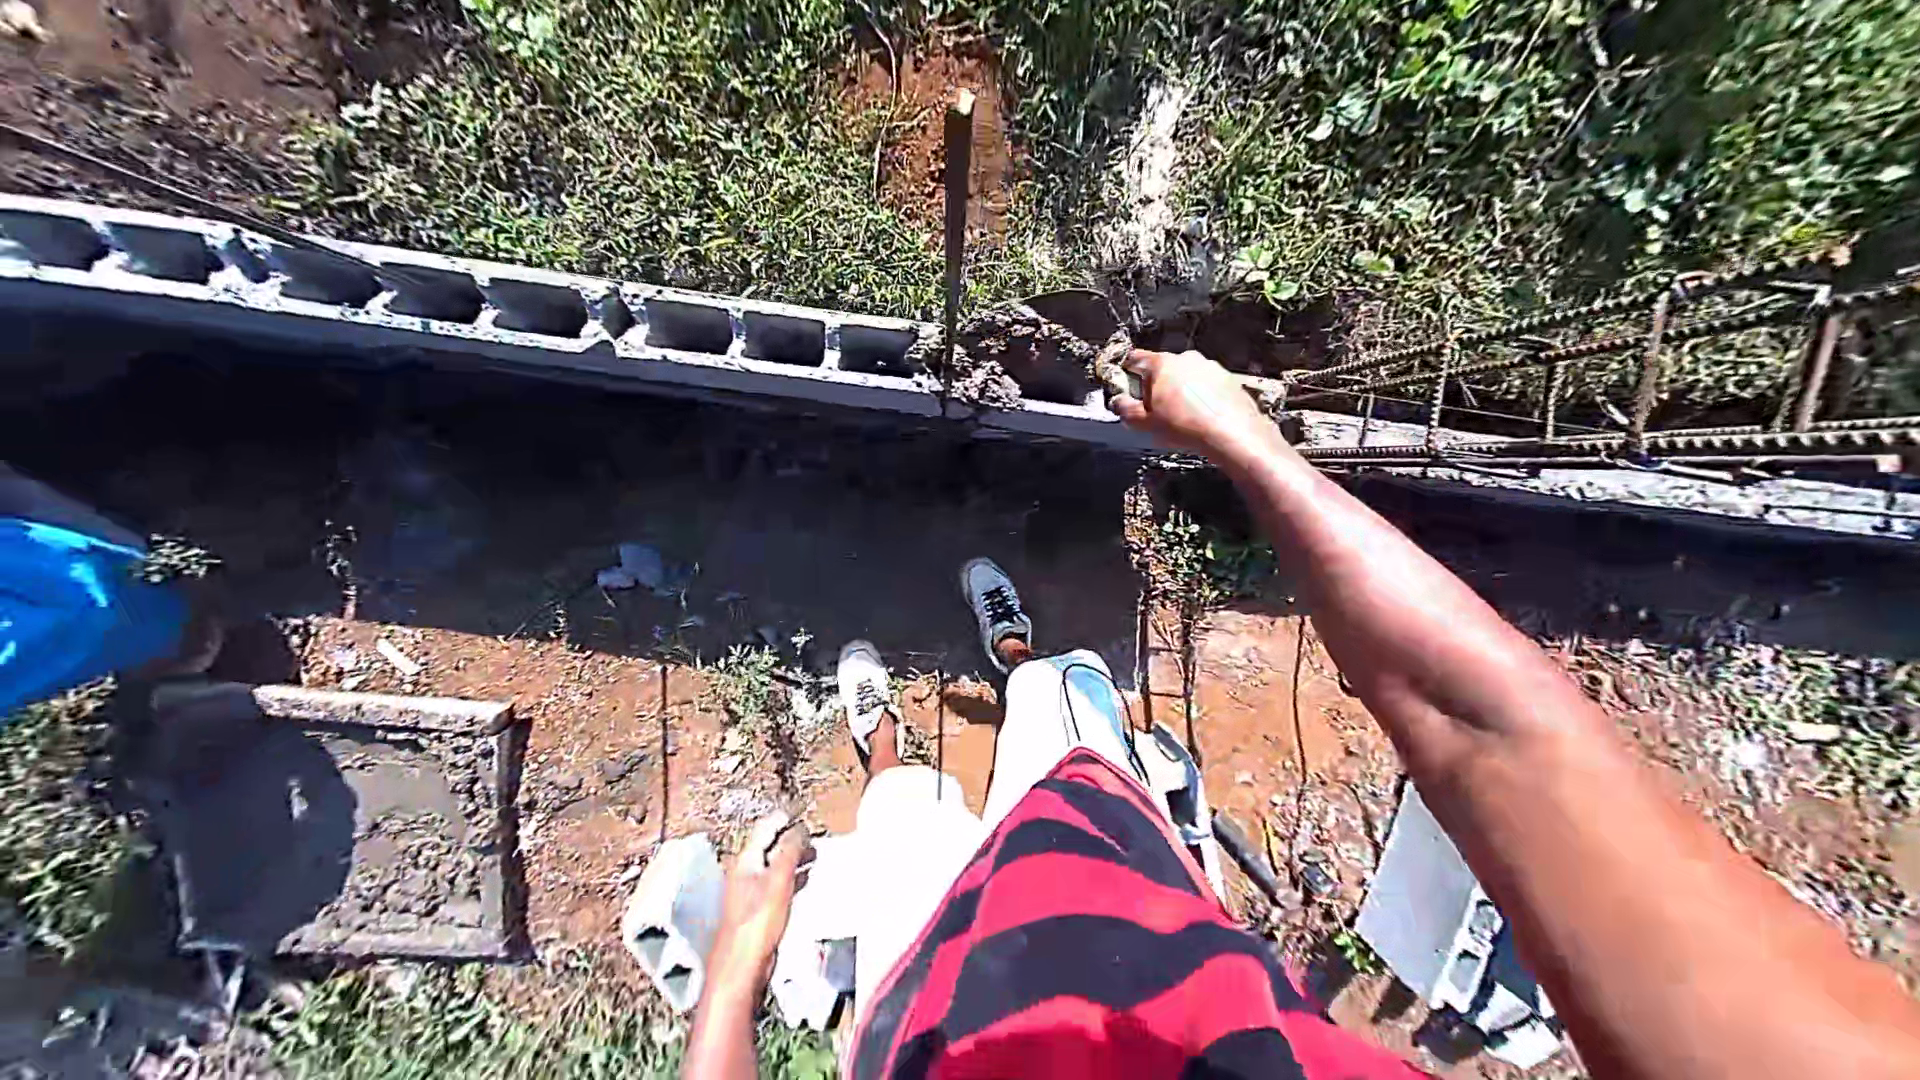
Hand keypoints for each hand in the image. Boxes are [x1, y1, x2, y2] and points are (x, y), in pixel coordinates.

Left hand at [705, 812, 813, 1000]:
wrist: (741, 968)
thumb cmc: (755, 926)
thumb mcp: (778, 880)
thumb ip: (790, 851)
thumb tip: (799, 830)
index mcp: (746, 861)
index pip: (766, 827)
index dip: (785, 816)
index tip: (802, 808)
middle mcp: (747, 872)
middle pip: (771, 844)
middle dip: (793, 835)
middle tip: (813, 830)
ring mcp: (752, 890)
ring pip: (776, 863)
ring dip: (795, 855)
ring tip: (814, 852)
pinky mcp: (759, 908)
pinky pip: (779, 881)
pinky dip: (793, 874)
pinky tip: (805, 877)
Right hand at [1110, 349, 1286, 463]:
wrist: (1231, 434)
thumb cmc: (1186, 426)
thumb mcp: (1144, 423)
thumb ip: (1125, 409)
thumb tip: (1119, 402)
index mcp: (1162, 364)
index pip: (1135, 358)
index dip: (1125, 371)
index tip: (1124, 384)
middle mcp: (1187, 359)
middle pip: (1162, 369)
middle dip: (1155, 388)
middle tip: (1154, 412)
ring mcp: (1210, 367)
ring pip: (1186, 377)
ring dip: (1179, 393)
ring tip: (1180, 419)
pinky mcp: (1228, 379)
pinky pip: (1206, 386)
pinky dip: (1200, 398)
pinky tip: (1199, 418)